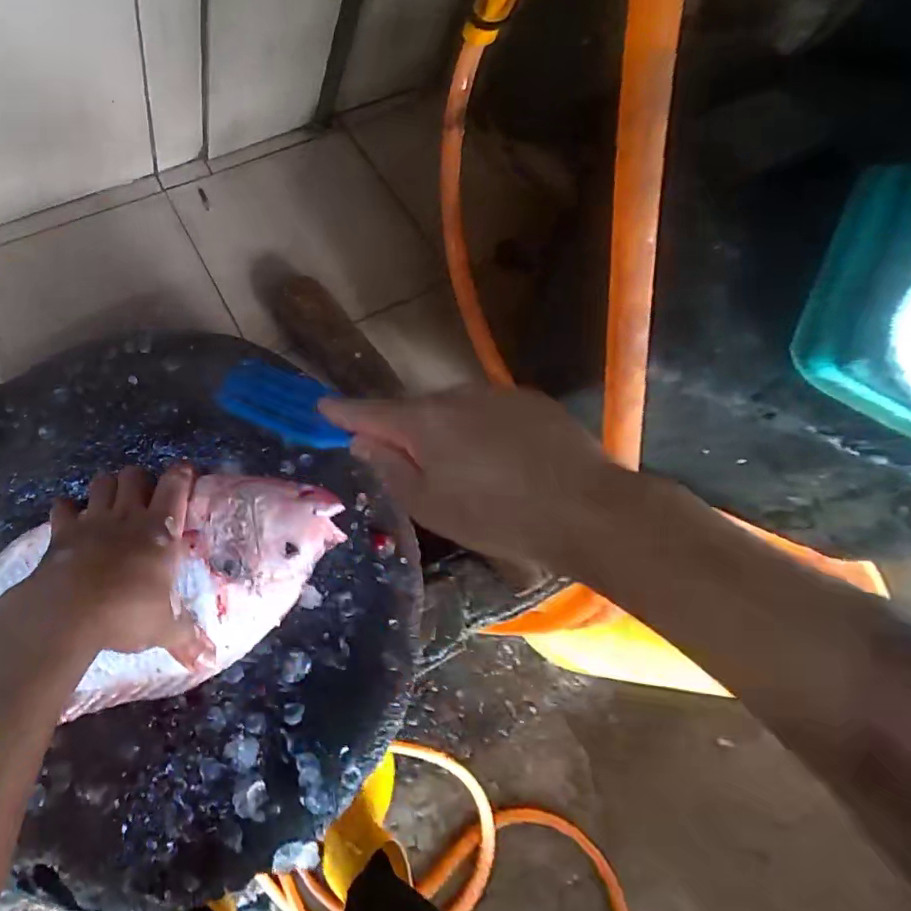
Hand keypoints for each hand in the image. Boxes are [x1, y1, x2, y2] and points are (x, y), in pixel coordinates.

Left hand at [12, 465, 215, 669]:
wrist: (68, 611)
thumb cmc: (126, 613)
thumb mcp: (164, 628)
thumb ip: (187, 638)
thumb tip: (210, 660)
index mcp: (159, 530)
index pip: (175, 485)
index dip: (182, 474)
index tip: (186, 474)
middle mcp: (127, 516)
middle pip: (135, 475)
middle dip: (141, 480)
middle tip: (145, 499)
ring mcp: (92, 520)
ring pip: (101, 482)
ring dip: (108, 487)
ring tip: (111, 504)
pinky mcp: (62, 531)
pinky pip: (64, 506)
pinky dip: (68, 509)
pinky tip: (72, 520)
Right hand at [320, 386, 645, 579]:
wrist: (589, 509)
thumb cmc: (496, 516)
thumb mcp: (429, 505)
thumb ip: (388, 468)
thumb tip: (363, 440)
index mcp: (423, 422)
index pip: (368, 411)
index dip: (342, 412)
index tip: (322, 406)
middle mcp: (455, 395)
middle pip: (412, 411)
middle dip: (402, 431)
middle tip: (407, 465)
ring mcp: (497, 394)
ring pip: (453, 410)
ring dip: (444, 431)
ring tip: (464, 470)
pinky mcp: (531, 401)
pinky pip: (488, 412)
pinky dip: (481, 430)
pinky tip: (501, 461)